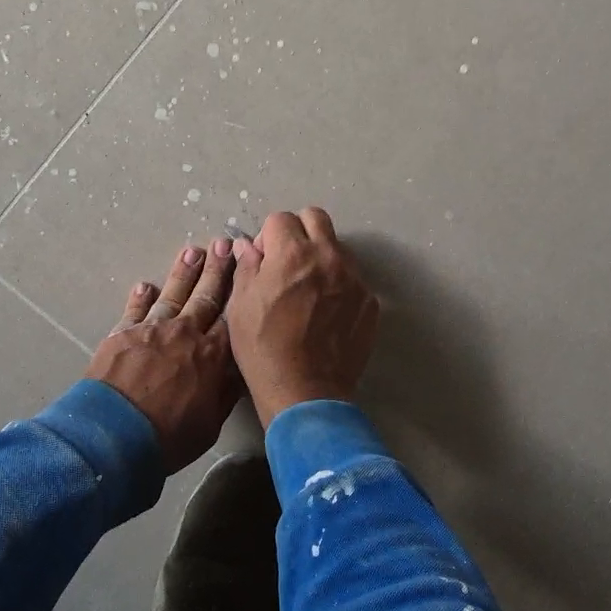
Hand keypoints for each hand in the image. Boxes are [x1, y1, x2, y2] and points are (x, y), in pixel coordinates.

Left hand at [86, 238, 242, 472]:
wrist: (114, 434)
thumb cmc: (169, 437)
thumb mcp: (210, 423)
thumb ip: (225, 392)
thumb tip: (240, 371)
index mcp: (213, 356)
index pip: (233, 318)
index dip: (242, 293)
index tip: (249, 271)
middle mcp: (186, 334)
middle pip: (206, 297)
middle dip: (217, 270)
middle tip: (224, 244)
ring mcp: (152, 330)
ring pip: (173, 295)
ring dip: (183, 273)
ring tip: (192, 252)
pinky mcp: (122, 334)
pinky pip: (135, 310)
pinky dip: (141, 298)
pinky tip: (145, 285)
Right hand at [226, 208, 379, 427]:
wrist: (306, 392)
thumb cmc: (263, 349)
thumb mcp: (240, 306)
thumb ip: (247, 267)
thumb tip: (249, 247)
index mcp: (293, 253)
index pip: (281, 218)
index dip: (267, 238)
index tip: (263, 261)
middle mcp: (329, 257)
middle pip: (316, 219)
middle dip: (299, 232)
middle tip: (287, 262)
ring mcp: (355, 279)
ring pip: (338, 248)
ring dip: (321, 257)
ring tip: (308, 291)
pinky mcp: (370, 303)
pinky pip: (353, 279)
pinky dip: (338, 286)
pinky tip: (325, 314)